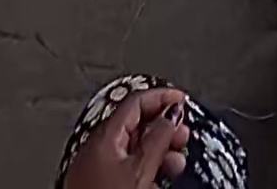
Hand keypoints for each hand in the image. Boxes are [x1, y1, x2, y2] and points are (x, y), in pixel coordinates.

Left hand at [64, 88, 191, 188]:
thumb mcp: (142, 170)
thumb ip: (159, 136)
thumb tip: (171, 112)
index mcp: (102, 140)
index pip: (135, 102)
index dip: (162, 97)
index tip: (181, 101)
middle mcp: (94, 151)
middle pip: (134, 124)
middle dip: (163, 126)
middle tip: (182, 133)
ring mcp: (94, 172)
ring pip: (132, 147)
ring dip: (158, 149)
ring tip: (175, 161)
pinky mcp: (97, 188)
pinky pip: (125, 166)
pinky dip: (145, 166)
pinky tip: (159, 177)